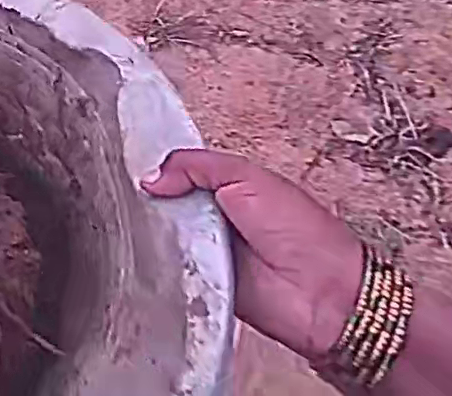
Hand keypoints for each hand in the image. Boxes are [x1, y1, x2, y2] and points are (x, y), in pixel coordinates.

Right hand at [141, 149, 362, 360]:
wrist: (325, 295)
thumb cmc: (301, 230)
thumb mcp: (244, 175)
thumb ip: (193, 165)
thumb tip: (149, 178)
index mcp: (221, 184)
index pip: (175, 167)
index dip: (154, 162)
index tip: (127, 157)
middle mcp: (208, 213)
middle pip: (162, 195)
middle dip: (147, 191)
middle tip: (131, 186)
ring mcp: (202, 245)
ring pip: (160, 227)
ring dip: (151, 222)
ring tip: (138, 213)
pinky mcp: (199, 277)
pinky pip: (169, 262)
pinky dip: (159, 254)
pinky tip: (147, 242)